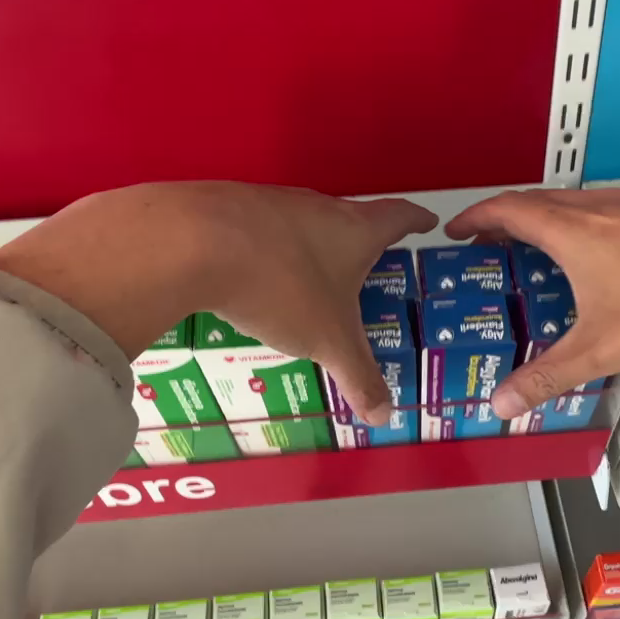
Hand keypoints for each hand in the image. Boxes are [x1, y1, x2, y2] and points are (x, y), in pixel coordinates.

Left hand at [0, 182, 436, 423]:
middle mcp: (318, 206)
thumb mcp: (329, 343)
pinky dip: (269, 252)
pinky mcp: (229, 206)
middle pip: (350, 218)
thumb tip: (385, 417)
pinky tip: (256, 278)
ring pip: (304, 224)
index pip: (398, 216)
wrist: (191, 244)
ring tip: (312, 281)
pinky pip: (261, 231)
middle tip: (368, 271)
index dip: (417, 220)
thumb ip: (359, 378)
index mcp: (354, 229)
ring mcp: (271, 201)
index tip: (428, 222)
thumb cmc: (283, 288)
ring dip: (312, 248)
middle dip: (361, 243)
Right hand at [444, 189, 619, 417]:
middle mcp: (601, 207)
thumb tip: (497, 407)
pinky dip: (580, 228)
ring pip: (575, 206)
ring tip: (535, 257)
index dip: (475, 218)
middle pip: (539, 203)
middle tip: (487, 252)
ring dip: (545, 224)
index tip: (454, 233)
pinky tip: (599, 262)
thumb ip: (547, 377)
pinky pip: (605, 213)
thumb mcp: (605, 349)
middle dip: (505, 223)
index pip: (508, 209)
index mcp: (574, 230)